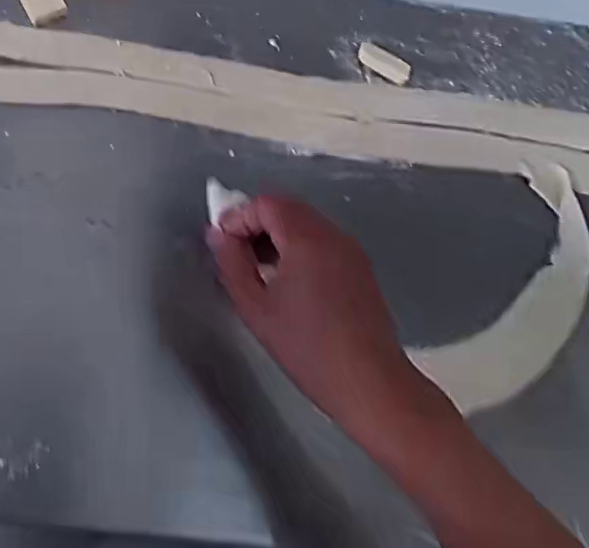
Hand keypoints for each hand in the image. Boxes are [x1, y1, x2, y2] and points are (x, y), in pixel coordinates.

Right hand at [207, 195, 424, 427]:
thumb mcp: (256, 308)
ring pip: (306, 222)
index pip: (266, 203)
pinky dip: (300, 246)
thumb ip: (232, 264)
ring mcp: (350, 248)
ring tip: (260, 269)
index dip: (238, 217)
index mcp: (306, 237)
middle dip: (257, 222)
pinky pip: (323, 240)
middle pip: (287, 207)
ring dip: (278, 234)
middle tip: (237, 252)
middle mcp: (332, 233)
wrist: (371, 384)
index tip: (222, 242)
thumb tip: (218, 235)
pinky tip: (290, 281)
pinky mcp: (361, 266)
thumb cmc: (308, 348)